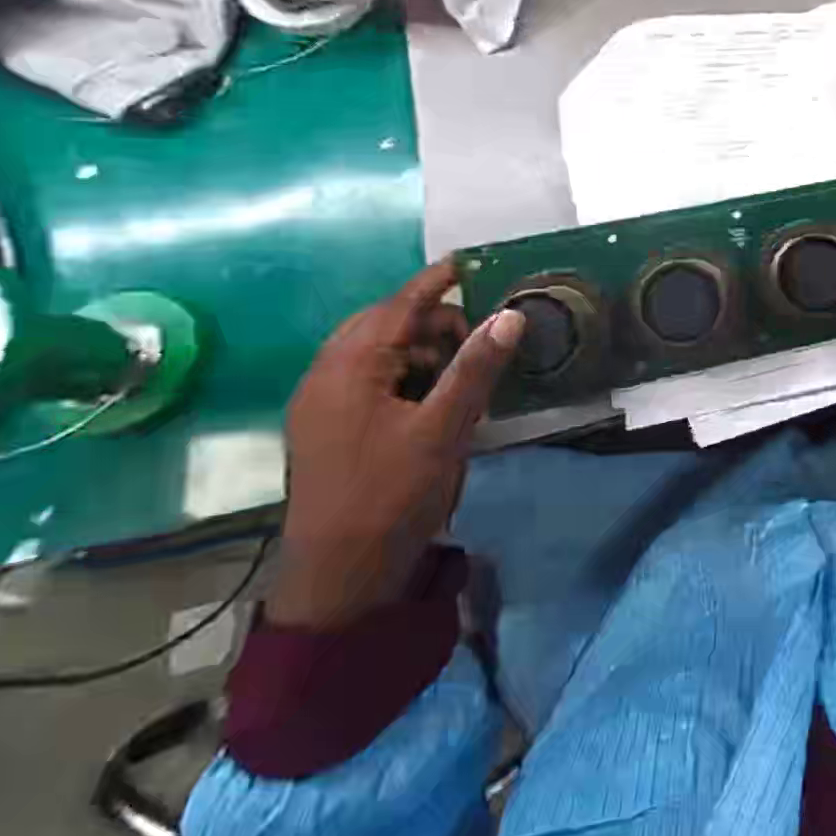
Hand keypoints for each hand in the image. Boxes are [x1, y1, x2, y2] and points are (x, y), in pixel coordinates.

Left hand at [270, 262, 524, 627]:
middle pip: (385, 327)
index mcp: (347, 367)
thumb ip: (476, 369)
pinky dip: (408, 380)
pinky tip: (436, 403)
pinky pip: (372, 383)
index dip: (433, 283)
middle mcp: (327, 375)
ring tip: (464, 379)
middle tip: (480, 344)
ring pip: (379, 357)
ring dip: (423, 355)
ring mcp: (324, 404)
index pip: (397, 306)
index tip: (465, 263)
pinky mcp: (331, 428)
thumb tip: (510, 316)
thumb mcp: (442, 429)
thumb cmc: (390, 494)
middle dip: (434, 326)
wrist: (341, 572)